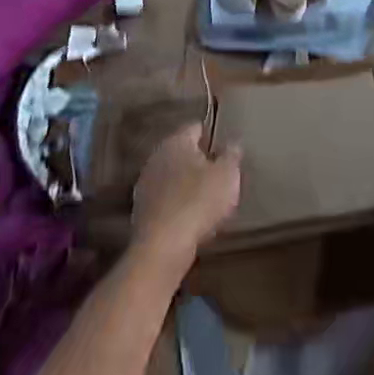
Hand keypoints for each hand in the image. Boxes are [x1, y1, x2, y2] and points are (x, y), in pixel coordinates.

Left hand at [132, 124, 240, 261]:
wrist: (163, 247)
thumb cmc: (199, 201)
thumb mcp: (227, 174)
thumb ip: (231, 155)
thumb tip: (231, 144)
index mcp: (175, 142)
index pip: (195, 127)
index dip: (212, 134)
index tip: (226, 146)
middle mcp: (156, 158)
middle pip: (182, 152)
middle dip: (200, 160)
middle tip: (221, 172)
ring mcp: (145, 185)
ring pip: (173, 176)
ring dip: (188, 183)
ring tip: (209, 196)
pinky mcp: (142, 211)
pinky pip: (167, 199)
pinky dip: (179, 203)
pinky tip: (193, 216)